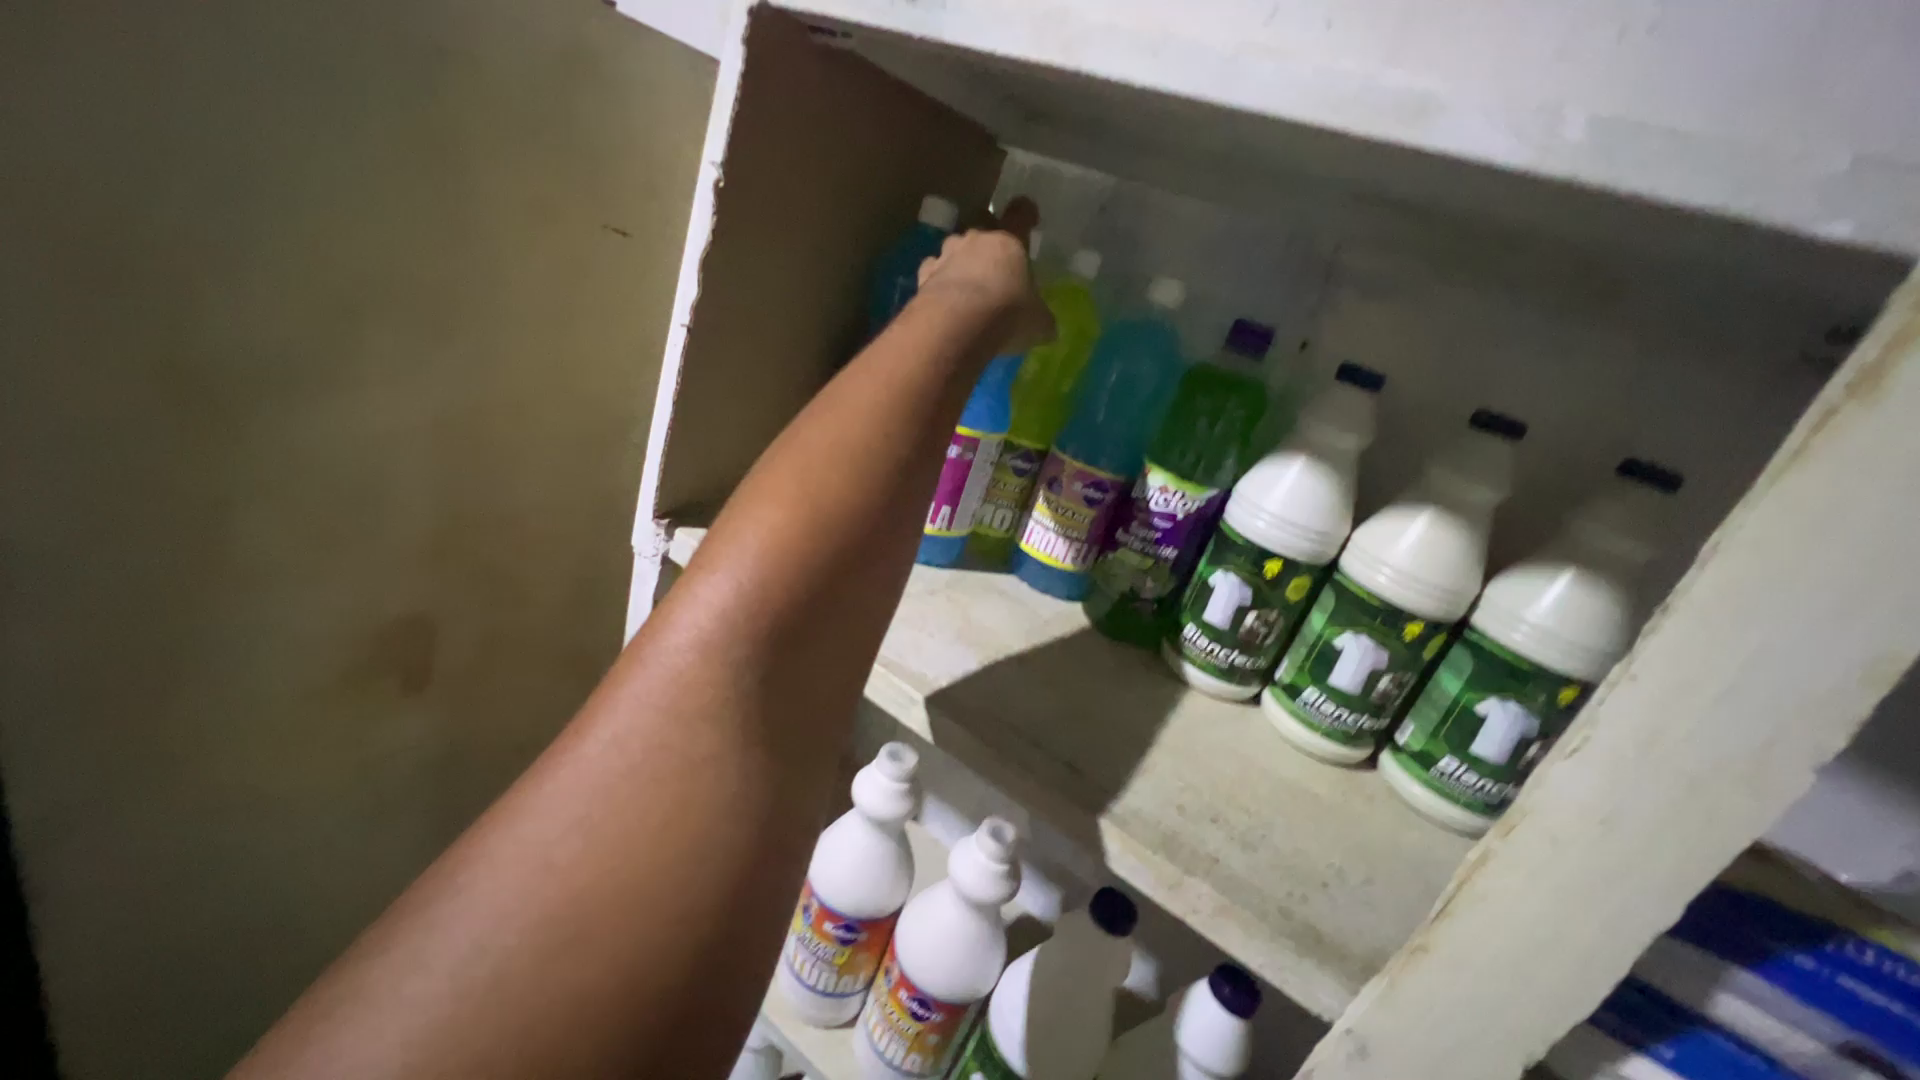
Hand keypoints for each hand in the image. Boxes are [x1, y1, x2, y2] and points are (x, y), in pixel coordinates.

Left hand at [914, 196, 1055, 354]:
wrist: (957, 325)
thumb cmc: (1008, 314)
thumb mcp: (1038, 322)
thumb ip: (1041, 318)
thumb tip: (1046, 327)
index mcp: (1009, 242)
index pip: (1020, 215)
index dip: (1025, 214)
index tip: (1028, 216)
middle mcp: (976, 241)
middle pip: (983, 230)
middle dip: (988, 245)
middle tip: (995, 266)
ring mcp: (946, 256)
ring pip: (954, 250)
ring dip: (960, 263)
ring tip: (966, 288)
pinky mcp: (923, 277)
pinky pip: (932, 273)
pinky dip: (938, 283)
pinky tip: (942, 302)